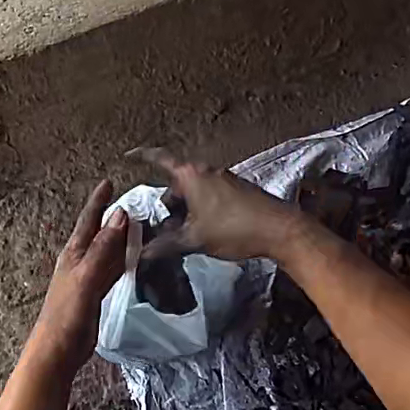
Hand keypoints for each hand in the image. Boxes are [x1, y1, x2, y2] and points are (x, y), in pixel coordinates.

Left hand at [29, 180, 129, 370]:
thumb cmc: (67, 313)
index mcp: (74, 253)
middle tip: (136, 202)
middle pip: (100, 233)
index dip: (98, 201)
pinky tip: (134, 258)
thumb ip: (103, 248)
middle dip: (115, 217)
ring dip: (122, 238)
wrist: (58, 348)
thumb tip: (121, 214)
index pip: (89, 220)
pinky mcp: (95, 293)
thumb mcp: (87, 277)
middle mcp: (80, 261)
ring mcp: (88, 277)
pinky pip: (112, 269)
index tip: (109, 182)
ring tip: (142, 225)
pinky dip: (124, 260)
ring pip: (108, 251)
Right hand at [129, 147, 316, 261]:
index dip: (141, 156)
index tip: (128, 155)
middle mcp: (205, 171)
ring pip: (191, 192)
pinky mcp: (235, 191)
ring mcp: (222, 179)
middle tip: (159, 228)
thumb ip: (164, 246)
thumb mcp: (193, 239)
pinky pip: (207, 196)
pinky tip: (200, 231)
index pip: (159, 159)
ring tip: (180, 235)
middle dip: (166, 205)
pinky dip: (198, 210)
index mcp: (190, 175)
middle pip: (175, 184)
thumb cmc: (233, 229)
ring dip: (182, 210)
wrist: (281, 231)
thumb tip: (141, 254)